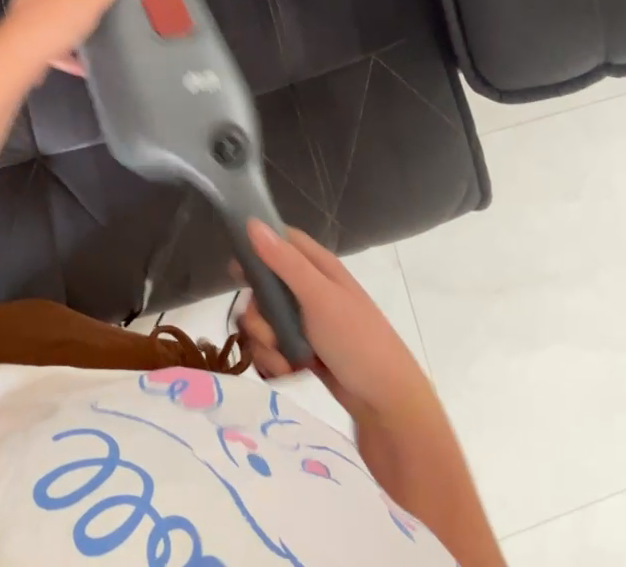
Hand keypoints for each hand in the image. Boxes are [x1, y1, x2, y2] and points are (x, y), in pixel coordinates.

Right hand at [237, 220, 434, 422]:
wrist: (386, 402)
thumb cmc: (357, 341)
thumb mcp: (320, 298)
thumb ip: (285, 263)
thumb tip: (252, 223)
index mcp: (319, 268)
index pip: (282, 241)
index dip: (257, 249)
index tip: (238, 271)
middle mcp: (311, 290)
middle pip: (263, 288)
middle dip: (257, 314)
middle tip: (268, 332)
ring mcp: (306, 322)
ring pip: (263, 321)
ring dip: (265, 343)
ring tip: (284, 361)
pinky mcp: (302, 349)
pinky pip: (272, 346)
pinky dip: (274, 360)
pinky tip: (287, 372)